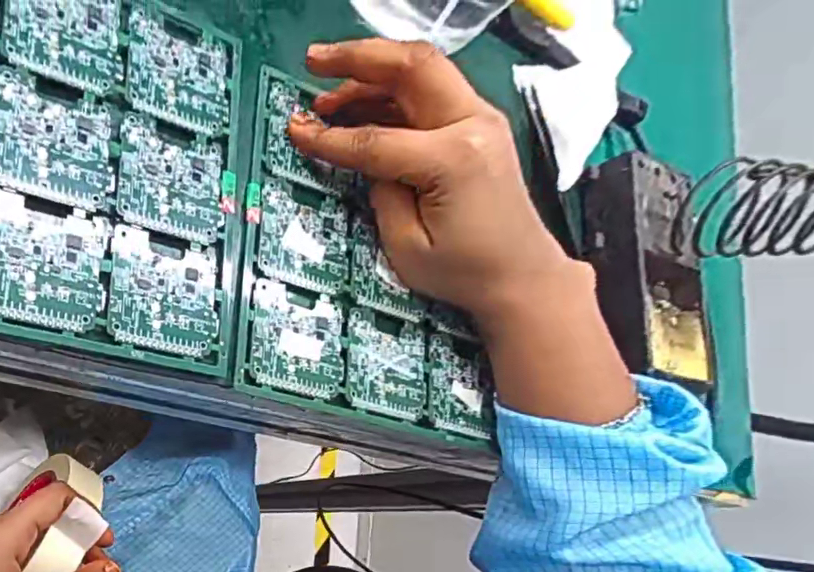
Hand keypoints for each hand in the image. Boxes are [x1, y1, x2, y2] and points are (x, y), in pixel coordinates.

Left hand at [0, 482, 118, 571]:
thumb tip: (111, 568)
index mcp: (1, 536)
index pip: (54, 496)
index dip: (88, 514)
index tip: (105, 547)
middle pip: (41, 518)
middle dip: (75, 542)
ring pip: (25, 541)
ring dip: (54, 560)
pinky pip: (7, 558)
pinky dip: (32, 571)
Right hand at [286, 39, 637, 425]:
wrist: (520, 273)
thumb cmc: (461, 271)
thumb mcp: (407, 247)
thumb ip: (384, 197)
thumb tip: (370, 164)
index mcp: (452, 159)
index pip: (376, 140)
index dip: (329, 136)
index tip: (293, 130)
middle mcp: (471, 123)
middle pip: (411, 67)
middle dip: (358, 58)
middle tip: (313, 59)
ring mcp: (479, 118)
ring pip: (422, 72)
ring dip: (373, 72)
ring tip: (327, 90)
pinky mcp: (477, 126)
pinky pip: (430, 93)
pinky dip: (393, 91)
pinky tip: (361, 103)